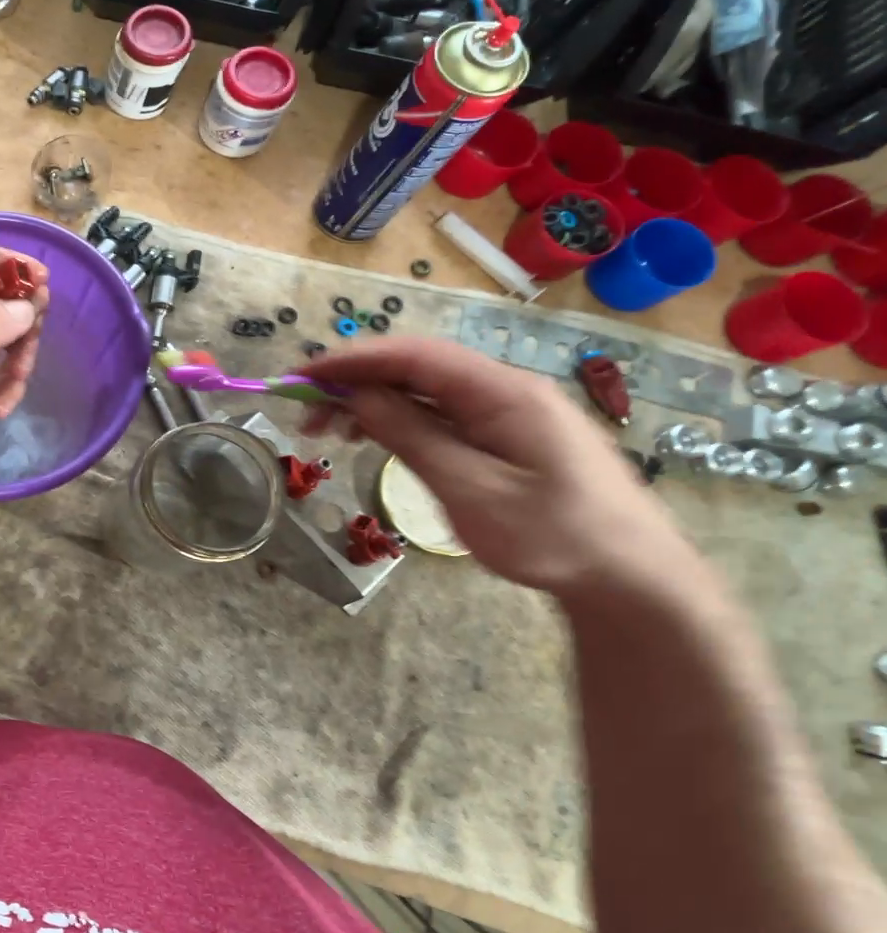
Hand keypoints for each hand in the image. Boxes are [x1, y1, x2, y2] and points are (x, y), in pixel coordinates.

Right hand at [303, 337, 696, 597]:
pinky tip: (372, 436)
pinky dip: (398, 417)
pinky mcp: (507, 435)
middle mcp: (504, 390)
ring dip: (371, 400)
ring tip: (327, 429)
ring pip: (425, 389)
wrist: (633, 577)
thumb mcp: (471, 491)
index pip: (412, 356)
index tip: (300, 376)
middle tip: (304, 412)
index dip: (350, 360)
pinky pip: (441, 411)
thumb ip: (412, 436)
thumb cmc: (552, 537)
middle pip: (416, 367)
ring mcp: (508, 412)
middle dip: (353, 381)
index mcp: (502, 393)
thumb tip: (357, 397)